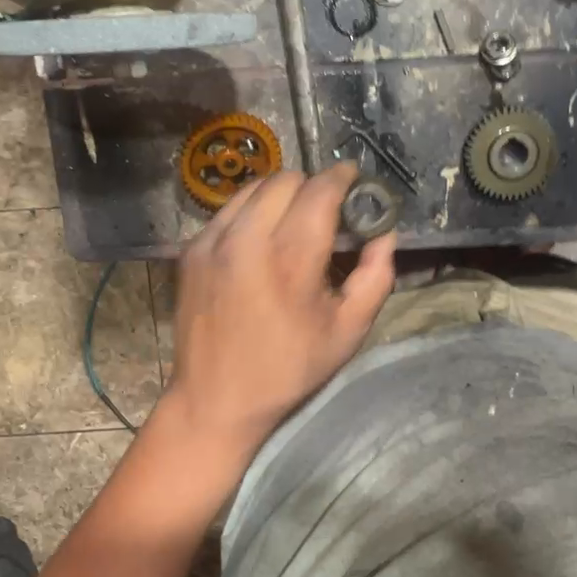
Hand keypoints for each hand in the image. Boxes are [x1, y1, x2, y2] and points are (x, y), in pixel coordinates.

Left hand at [163, 163, 395, 448]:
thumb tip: (386, 234)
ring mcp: (212, 241)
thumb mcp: (347, 332)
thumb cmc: (288, 369)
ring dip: (279, 195)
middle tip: (325, 213)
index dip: (342, 178)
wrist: (215, 399)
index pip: (320, 189)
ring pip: (253, 188)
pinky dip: (250, 214)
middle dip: (311, 188)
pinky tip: (259, 243)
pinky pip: (228, 210)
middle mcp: (246, 238)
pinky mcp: (191, 250)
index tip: (354, 181)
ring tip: (292, 224)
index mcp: (290, 258)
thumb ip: (375, 277)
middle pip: (286, 179)